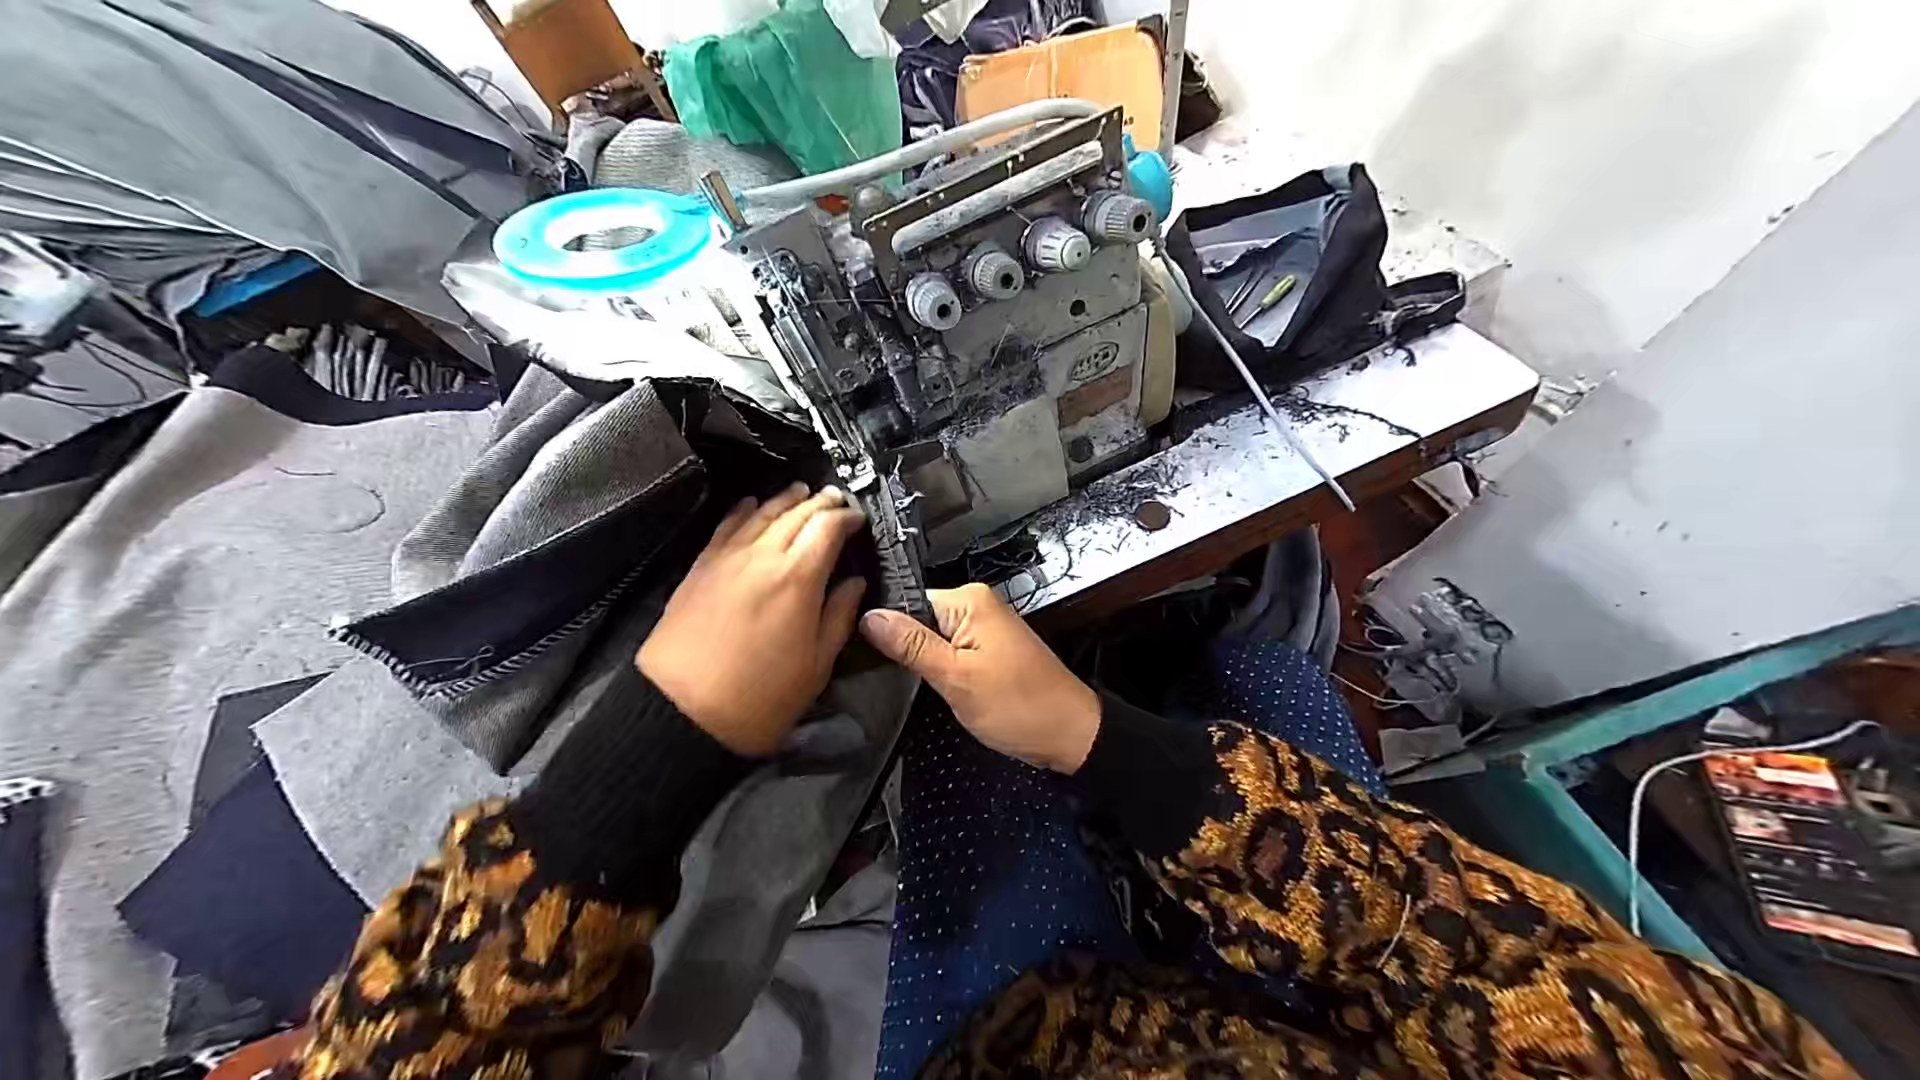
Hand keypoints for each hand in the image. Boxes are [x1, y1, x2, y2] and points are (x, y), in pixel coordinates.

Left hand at [638, 483, 866, 755]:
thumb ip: (839, 615)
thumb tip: (855, 584)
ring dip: (784, 499)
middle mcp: (763, 557)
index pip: (828, 528)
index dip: (847, 517)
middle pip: (796, 513)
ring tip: (801, 491)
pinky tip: (750, 503)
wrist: (680, 712)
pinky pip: (725, 527)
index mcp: (798, 578)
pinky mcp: (700, 568)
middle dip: (820, 502)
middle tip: (836, 499)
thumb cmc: (760, 697)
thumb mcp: (817, 664)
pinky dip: (742, 510)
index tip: (858, 519)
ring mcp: (727, 559)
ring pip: (761, 513)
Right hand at [859, 584, 1099, 772]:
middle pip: (917, 618)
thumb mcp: (957, 677)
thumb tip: (868, 616)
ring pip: (930, 637)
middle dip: (899, 646)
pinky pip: (948, 649)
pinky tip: (921, 684)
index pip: (906, 601)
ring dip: (916, 660)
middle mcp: (975, 604)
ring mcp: (982, 627)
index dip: (883, 628)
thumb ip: (911, 645)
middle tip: (874, 674)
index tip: (857, 652)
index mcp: (968, 600)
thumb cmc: (1018, 706)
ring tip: (893, 681)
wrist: (1069, 734)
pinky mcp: (985, 649)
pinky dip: (935, 667)